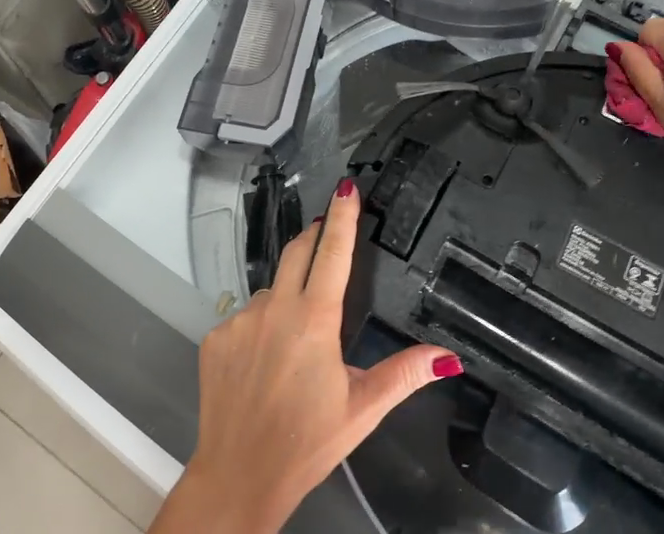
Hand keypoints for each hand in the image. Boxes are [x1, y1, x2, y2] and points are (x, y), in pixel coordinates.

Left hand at [149, 178, 460, 533]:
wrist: (238, 476)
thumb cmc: (307, 442)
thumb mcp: (363, 407)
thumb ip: (405, 374)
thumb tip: (448, 357)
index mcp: (314, 320)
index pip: (333, 252)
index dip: (342, 216)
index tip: (346, 186)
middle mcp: (275, 309)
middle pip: (297, 251)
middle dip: (315, 236)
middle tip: (328, 233)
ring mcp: (240, 321)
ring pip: (271, 288)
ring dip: (288, 294)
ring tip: (298, 336)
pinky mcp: (215, 338)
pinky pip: (244, 317)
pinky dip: (260, 325)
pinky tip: (266, 360)